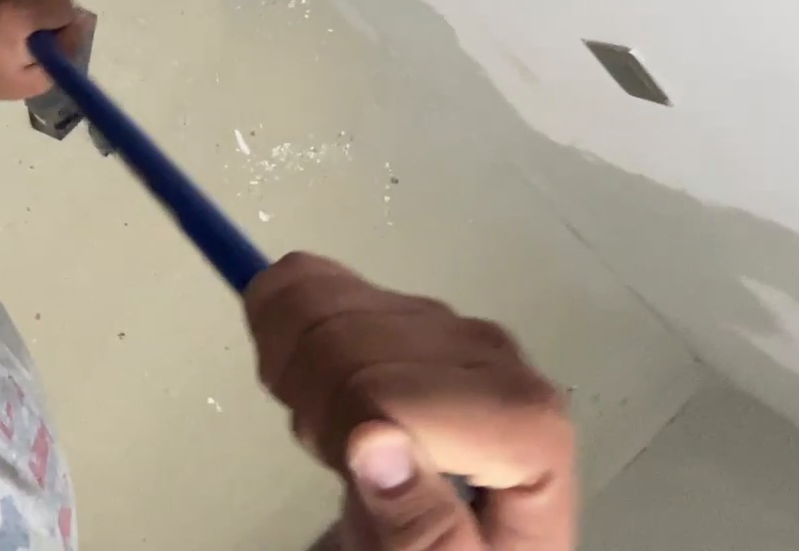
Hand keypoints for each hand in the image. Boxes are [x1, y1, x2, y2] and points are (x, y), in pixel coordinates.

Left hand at [0, 0, 88, 99]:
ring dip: (37, 8)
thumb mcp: (32, 80)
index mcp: (18, 14)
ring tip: (20, 31)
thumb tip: (80, 31)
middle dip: (51, 18)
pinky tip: (10, 20)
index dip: (65, 28)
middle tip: (35, 41)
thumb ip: (63, 54)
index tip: (53, 45)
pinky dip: (21, 1)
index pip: (64, 8)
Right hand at [245, 253, 575, 550]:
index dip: (336, 431)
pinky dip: (275, 319)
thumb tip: (372, 436)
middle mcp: (489, 350)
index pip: (376, 390)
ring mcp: (440, 316)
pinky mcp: (394, 295)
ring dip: (291, 364)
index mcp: (522, 422)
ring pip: (312, 302)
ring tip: (328, 419)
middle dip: (312, 400)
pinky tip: (304, 366)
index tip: (342, 472)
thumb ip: (419, 529)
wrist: (456, 539)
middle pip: (341, 341)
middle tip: (336, 456)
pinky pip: (300, 275)